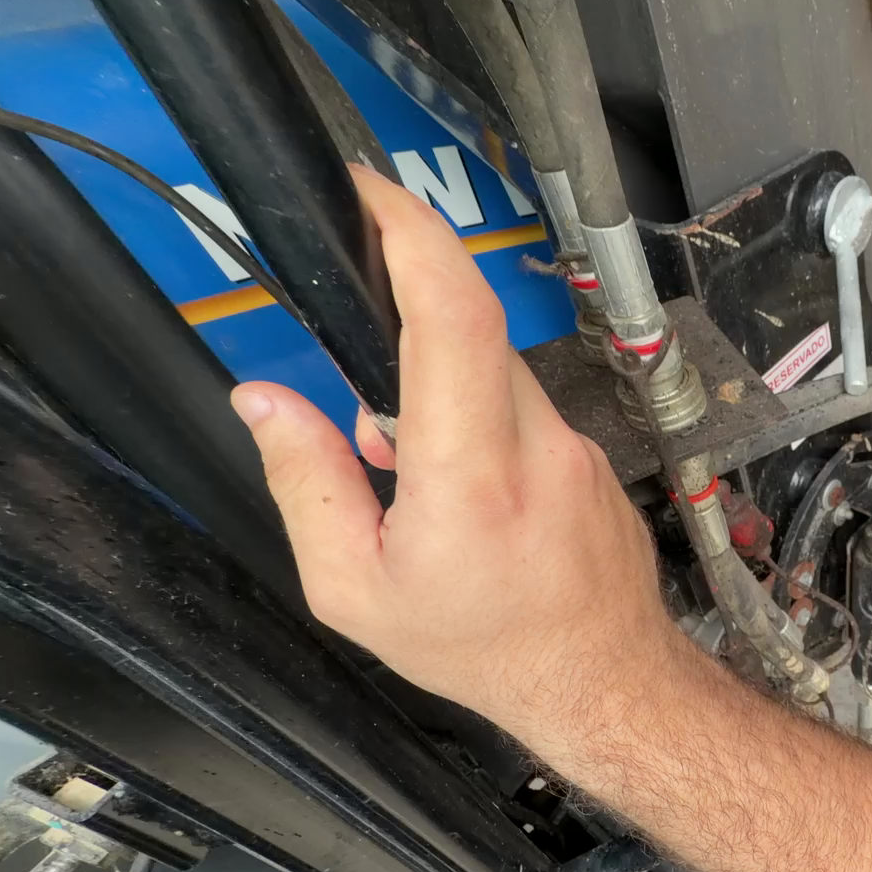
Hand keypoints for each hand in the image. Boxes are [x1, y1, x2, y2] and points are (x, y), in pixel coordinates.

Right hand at [228, 166, 678, 740]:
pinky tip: (488, 501)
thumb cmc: (485, 648)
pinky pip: (537, 419)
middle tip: (384, 443)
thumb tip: (269, 399)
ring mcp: (583, 454)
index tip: (377, 196)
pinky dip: (496, 434)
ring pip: (507, 384)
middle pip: (477, 346)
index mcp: (472, 476)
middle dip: (416, 361)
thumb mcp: (358, 590)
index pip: (458, 320)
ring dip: (455, 407)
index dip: (418, 240)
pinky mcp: (599, 465)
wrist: (602, 675)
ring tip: (436, 489)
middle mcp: (542, 450)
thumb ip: (306, 484)